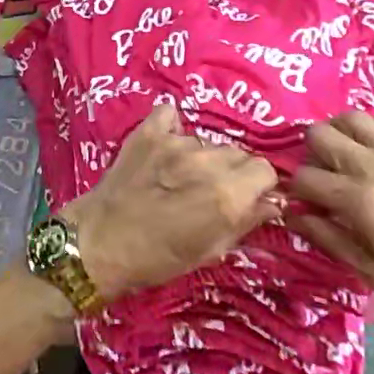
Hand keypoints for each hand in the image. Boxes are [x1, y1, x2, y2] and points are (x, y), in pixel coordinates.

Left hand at [61, 103, 281, 301]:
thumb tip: (272, 203)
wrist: (101, 242)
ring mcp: (175, 142)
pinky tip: (164, 146)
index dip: (257, 186)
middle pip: (236, 153)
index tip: (244, 198)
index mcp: (228, 193)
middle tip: (208, 192)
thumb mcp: (211, 250)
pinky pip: (170, 115)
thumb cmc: (159, 258)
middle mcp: (206, 161)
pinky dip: (171, 127)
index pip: (265, 170)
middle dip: (231, 172)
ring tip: (177, 178)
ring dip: (200, 157)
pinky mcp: (147, 132)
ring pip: (205, 142)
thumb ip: (246, 221)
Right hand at [288, 112, 373, 358]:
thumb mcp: (373, 274)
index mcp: (361, 202)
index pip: (305, 179)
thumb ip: (329, 239)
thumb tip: (293, 218)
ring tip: (345, 155)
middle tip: (320, 176)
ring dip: (341, 133)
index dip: (295, 191)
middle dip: (311, 154)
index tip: (299, 203)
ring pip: (354, 118)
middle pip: (320, 135)